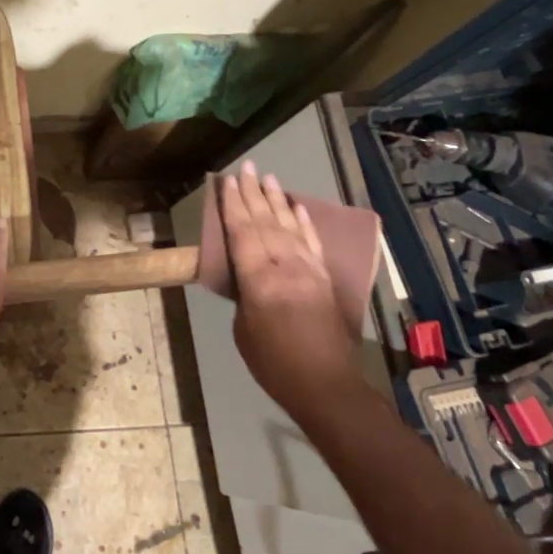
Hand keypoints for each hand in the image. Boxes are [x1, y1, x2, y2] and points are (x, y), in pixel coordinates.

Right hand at [222, 162, 362, 414]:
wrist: (325, 384)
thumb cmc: (273, 362)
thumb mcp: (244, 328)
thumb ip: (245, 294)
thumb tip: (247, 275)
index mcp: (259, 280)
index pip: (243, 232)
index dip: (233, 205)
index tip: (227, 181)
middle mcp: (285, 267)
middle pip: (265, 222)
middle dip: (253, 194)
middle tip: (246, 168)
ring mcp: (309, 271)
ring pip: (289, 227)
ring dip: (277, 201)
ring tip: (268, 178)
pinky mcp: (325, 280)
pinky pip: (312, 243)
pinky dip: (304, 223)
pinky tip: (297, 208)